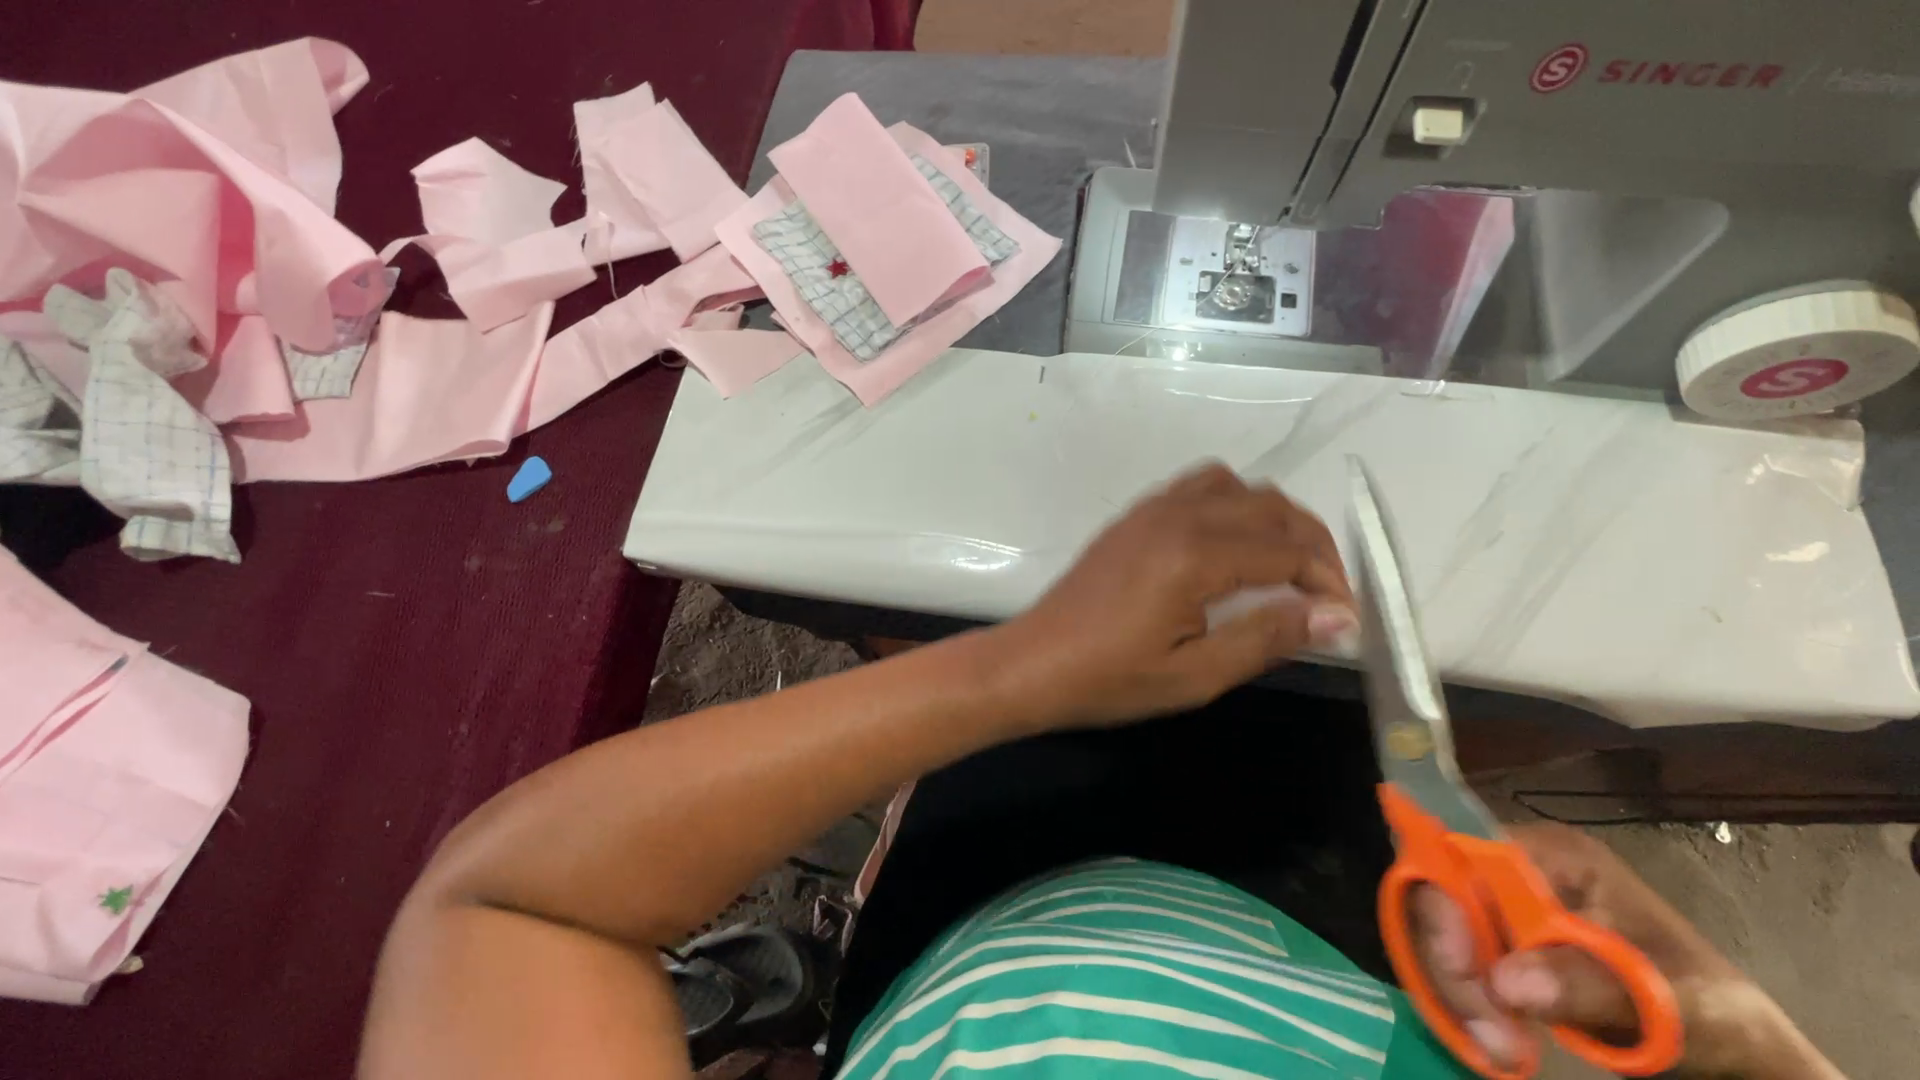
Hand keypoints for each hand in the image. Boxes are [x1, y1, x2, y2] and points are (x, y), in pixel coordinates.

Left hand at [991, 462, 1356, 730]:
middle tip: (1326, 595)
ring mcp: (1151, 509)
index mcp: (1195, 555)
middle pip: (1271, 507)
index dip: (1328, 584)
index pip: (1288, 553)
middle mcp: (1177, 516)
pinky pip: (1198, 487)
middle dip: (1312, 546)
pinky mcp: (1134, 516)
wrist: (1032, 664)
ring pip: (1236, 487)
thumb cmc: (1109, 679)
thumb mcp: (1194, 675)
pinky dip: (1233, 505)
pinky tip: (1233, 546)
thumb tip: (1333, 615)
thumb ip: (1266, 637)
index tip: (1345, 621)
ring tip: (1287, 566)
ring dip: (1274, 518)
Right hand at [1413, 824, 1835, 1078]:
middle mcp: (1514, 867)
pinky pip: (1449, 957)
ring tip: (1501, 1048)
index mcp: (1553, 855)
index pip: (1464, 853)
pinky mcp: (1496, 939)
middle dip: (1454, 963)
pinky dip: (1460, 997)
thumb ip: (1589, 985)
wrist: (1731, 1047)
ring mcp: (1501, 903)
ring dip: (1455, 988)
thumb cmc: (1712, 1012)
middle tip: (1493, 1033)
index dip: (1446, 900)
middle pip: (1441, 892)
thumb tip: (1505, 983)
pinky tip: (1491, 1035)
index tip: (1462, 969)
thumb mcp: (1669, 1002)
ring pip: (1436, 929)